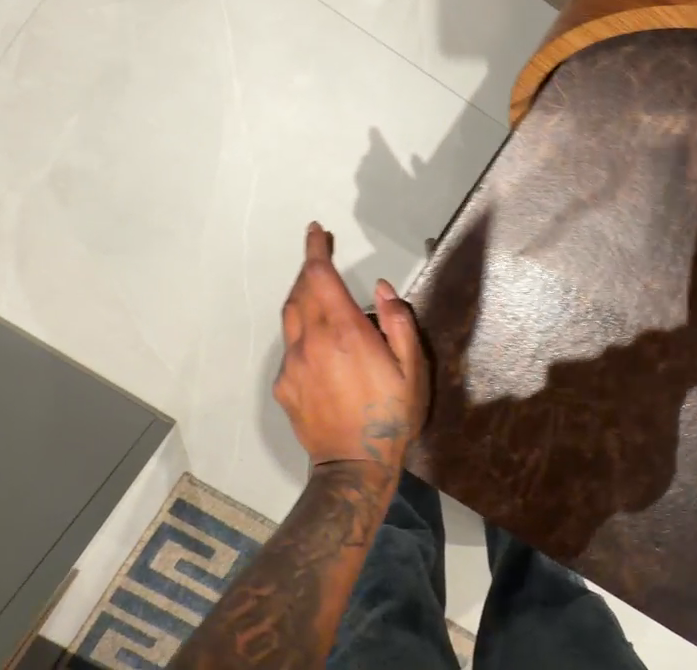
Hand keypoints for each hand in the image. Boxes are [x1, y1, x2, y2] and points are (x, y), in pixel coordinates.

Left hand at [274, 222, 429, 469]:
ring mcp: (292, 364)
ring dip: (301, 293)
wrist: (354, 466)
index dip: (315, 249)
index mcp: (343, 331)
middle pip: (300, 290)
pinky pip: (290, 345)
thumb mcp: (412, 367)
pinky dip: (301, 329)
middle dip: (309, 266)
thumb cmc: (391, 414)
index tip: (316, 230)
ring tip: (318, 287)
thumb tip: (381, 289)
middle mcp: (311, 341)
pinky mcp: (284, 385)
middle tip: (321, 250)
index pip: (319, 276)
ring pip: (290, 315)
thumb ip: (398, 321)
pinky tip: (318, 340)